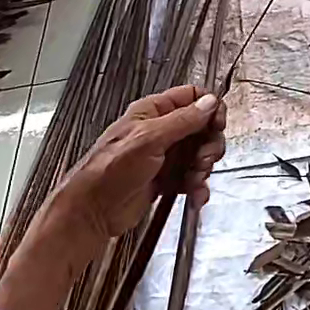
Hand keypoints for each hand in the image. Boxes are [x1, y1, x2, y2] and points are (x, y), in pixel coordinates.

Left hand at [0, 85, 226, 309]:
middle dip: (209, 145)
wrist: (92, 211)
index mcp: (153, 112)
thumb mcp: (149, 139)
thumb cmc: (110, 170)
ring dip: (203, 169)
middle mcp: (160, 131)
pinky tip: (195, 195)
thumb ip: (183, 120)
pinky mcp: (166, 180)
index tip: (217, 125)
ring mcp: (164, 156)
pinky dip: (197, 187)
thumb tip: (209, 103)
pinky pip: (192, 178)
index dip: (210, 109)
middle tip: (203, 159)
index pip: (192, 98)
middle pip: (201, 128)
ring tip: (194, 180)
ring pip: (199, 155)